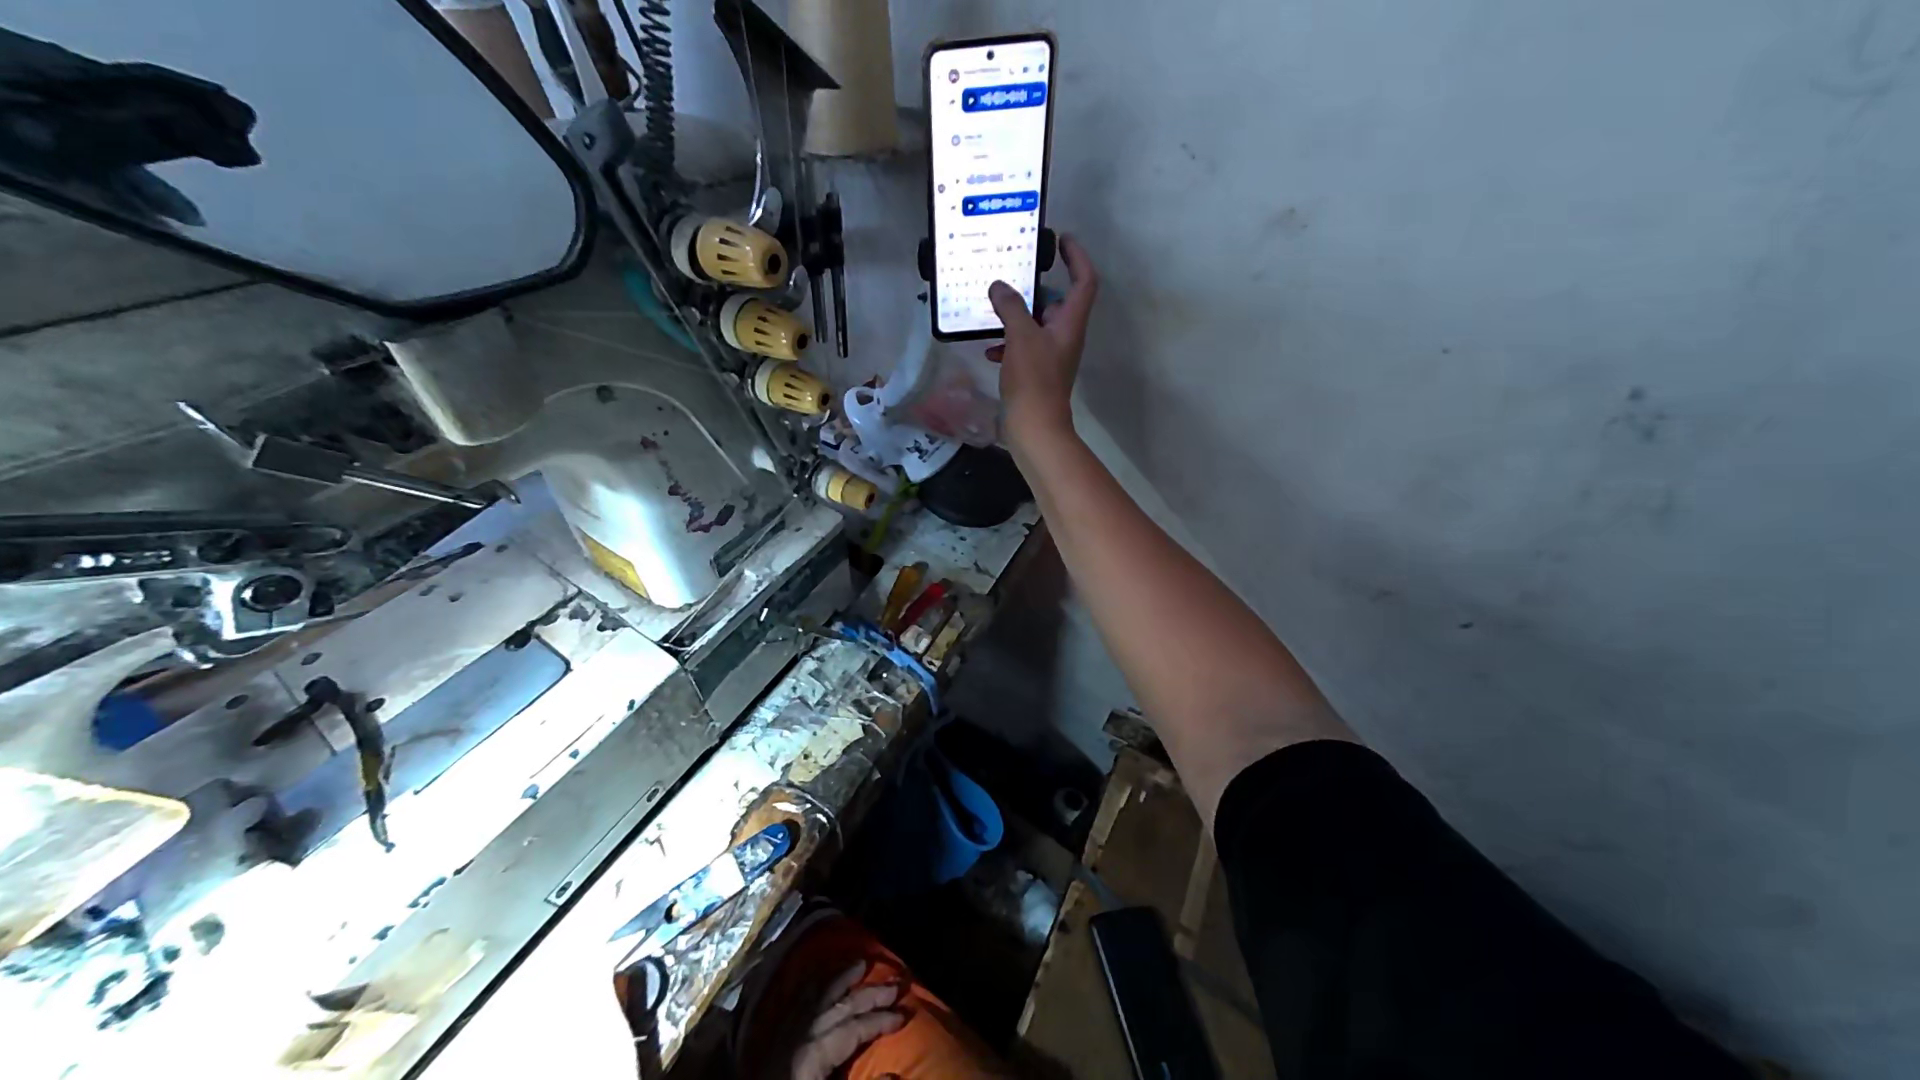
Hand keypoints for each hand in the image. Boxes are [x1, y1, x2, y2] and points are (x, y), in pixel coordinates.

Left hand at [789, 961, 906, 1079]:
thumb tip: (893, 1074)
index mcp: (813, 1055)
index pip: (853, 1029)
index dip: (881, 1020)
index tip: (905, 1013)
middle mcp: (799, 1036)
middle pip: (840, 1007)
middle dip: (870, 994)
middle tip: (897, 983)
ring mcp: (784, 1034)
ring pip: (817, 997)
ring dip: (842, 980)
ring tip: (862, 963)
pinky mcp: (773, 1039)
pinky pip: (795, 1003)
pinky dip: (812, 986)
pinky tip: (820, 977)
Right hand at [987, 233, 1099, 450]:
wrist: (1034, 427)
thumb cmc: (1034, 380)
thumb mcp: (1021, 337)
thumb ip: (1011, 307)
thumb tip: (999, 287)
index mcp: (1070, 323)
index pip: (1084, 281)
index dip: (1077, 257)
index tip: (1061, 240)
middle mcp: (1065, 336)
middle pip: (1057, 301)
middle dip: (1036, 286)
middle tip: (1012, 271)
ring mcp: (1051, 355)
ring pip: (1036, 324)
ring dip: (1017, 314)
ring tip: (993, 305)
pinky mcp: (1036, 373)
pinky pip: (1023, 347)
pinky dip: (1008, 342)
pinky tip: (988, 345)